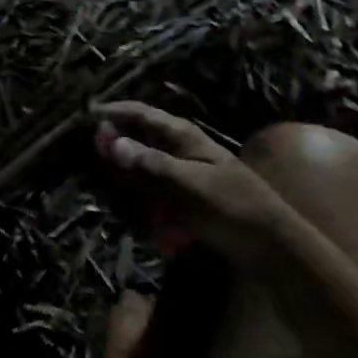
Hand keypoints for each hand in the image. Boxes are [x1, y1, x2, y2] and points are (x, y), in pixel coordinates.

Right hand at [92, 101, 288, 264]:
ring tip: (141, 215)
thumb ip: (150, 164)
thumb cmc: (232, 207)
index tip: (85, 116)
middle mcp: (181, 150)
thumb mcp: (189, 184)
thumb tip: (111, 142)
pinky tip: (163, 237)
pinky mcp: (188, 201)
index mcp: (183, 136)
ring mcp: (184, 175)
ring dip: (137, 191)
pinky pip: (158, 199)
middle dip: (119, 156)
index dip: (113, 112)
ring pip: (145, 173)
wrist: (272, 245)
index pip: (141, 113)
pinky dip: (154, 213)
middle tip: (102, 171)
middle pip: (138, 141)